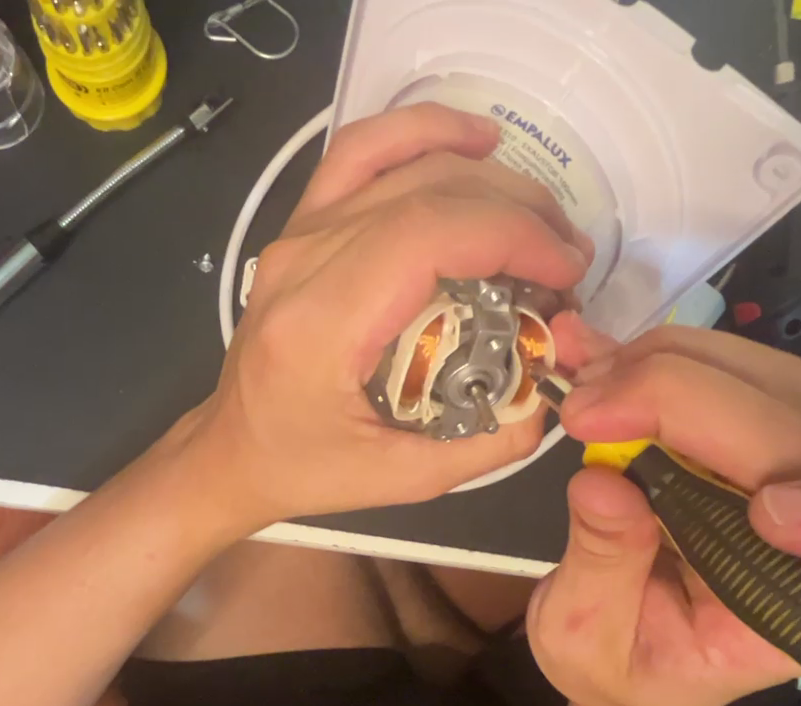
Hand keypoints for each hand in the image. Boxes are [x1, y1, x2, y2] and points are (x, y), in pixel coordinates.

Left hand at [178, 103, 592, 525]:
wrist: (232, 451)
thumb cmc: (304, 468)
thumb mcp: (398, 480)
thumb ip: (482, 445)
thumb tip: (551, 397)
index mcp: (320, 323)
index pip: (428, 236)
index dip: (513, 236)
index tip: (567, 271)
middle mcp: (302, 260)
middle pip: (426, 192)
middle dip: (518, 211)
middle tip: (568, 258)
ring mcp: (296, 233)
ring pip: (402, 162)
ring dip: (488, 178)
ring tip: (541, 216)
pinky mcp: (301, 227)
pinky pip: (361, 153)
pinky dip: (422, 131)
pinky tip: (476, 141)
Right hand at [528, 317, 800, 705]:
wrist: (612, 646)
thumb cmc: (618, 666)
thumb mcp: (589, 646)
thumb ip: (603, 573)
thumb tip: (603, 480)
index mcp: (797, 617)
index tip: (767, 514)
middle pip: (792, 436)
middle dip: (689, 404)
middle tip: (589, 413)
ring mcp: (771, 477)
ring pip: (765, 384)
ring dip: (671, 367)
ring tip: (585, 392)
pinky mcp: (728, 441)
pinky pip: (718, 372)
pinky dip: (650, 354)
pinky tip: (589, 351)